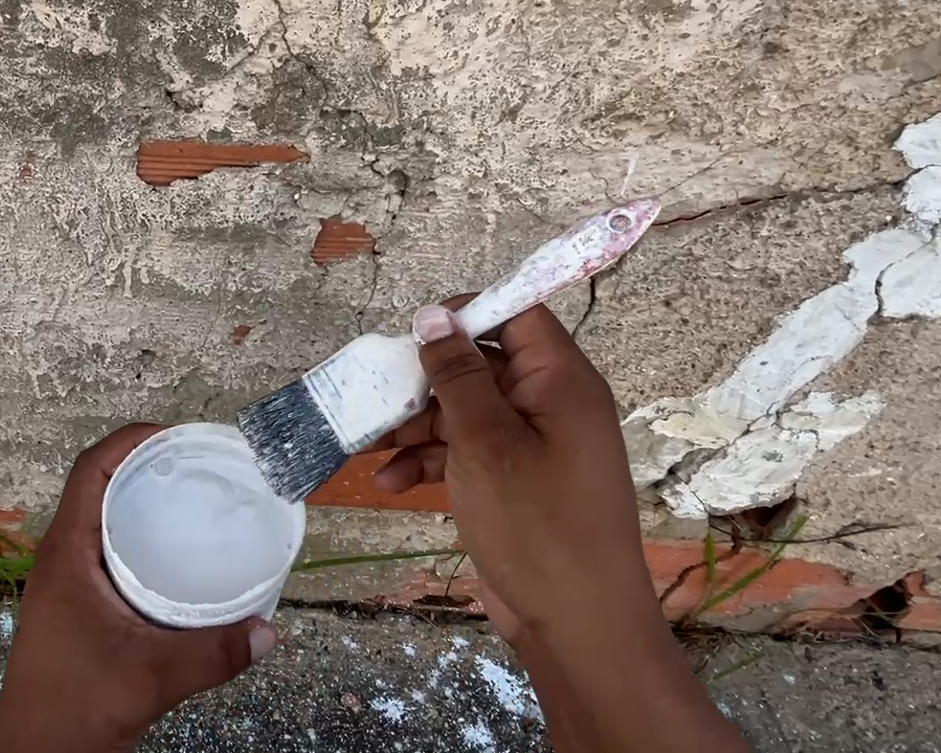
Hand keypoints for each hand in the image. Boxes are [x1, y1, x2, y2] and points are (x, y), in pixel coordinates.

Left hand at [0, 423, 277, 752]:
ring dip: (136, 494)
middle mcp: (62, 552)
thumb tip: (270, 632)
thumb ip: (210, 656)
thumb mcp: (148, 679)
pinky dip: (135, 529)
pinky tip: (172, 551)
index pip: (89, 469)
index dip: (128, 441)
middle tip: (194, 462)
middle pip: (96, 482)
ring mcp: (65, 574)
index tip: (174, 435)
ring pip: (99, 512)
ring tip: (188, 495)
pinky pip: (104, 541)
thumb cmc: (76, 706)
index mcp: (67, 550)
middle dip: (141, 461)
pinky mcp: (74, 596)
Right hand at [370, 298, 749, 752]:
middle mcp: (547, 404)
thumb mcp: (485, 440)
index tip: (415, 332)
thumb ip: (456, 373)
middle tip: (378, 394)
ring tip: (365, 444)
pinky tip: (390, 481)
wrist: (575, 628)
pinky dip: (428, 460)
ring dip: (415, 426)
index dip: (466, 313)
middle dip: (424, 380)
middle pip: (478, 364)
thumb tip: (432, 314)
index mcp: (559, 382)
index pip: (517, 315)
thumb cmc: (535, 523)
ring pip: (462, 409)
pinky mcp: (511, 478)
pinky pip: (464, 449)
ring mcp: (530, 444)